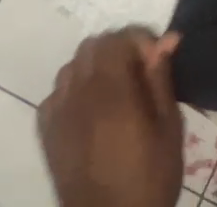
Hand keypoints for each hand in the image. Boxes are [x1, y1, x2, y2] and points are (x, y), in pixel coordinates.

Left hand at [38, 28, 184, 206]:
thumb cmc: (150, 178)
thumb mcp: (169, 127)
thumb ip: (161, 79)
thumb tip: (167, 38)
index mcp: (113, 94)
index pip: (116, 39)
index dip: (139, 39)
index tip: (156, 58)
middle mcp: (79, 97)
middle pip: (91, 46)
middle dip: (117, 48)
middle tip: (139, 71)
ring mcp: (58, 116)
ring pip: (71, 67)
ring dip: (93, 67)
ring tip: (115, 89)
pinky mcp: (47, 135)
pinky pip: (55, 94)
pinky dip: (73, 91)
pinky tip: (90, 110)